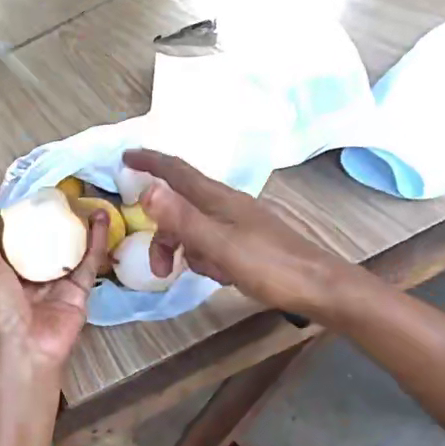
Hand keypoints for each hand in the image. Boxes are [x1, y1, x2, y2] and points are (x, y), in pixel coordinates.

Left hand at [0, 190, 108, 374]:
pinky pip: (89, 262)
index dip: (23, 210)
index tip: (34, 183)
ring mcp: (57, 282)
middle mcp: (31, 273)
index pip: (14, 233)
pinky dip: (96, 241)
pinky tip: (100, 218)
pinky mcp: (79, 291)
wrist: (27, 350)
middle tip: (65, 187)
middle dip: (54, 215)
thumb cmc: (0, 308)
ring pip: (70, 247)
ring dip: (78, 224)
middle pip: (45, 239)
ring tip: (86, 197)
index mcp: (5, 268)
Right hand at [124, 149, 353, 317]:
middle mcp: (227, 204)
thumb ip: (182, 219)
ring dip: (186, 250)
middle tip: (158, 268)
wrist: (319, 287)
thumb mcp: (218, 245)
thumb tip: (147, 189)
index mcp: (218, 199)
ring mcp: (239, 222)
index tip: (125, 157)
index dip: (150, 162)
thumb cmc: (269, 266)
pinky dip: (206, 257)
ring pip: (195, 228)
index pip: (176, 171)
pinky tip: (219, 275)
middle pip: (181, 207)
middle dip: (164, 233)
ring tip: (198, 275)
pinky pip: (212, 242)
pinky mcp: (247, 241)